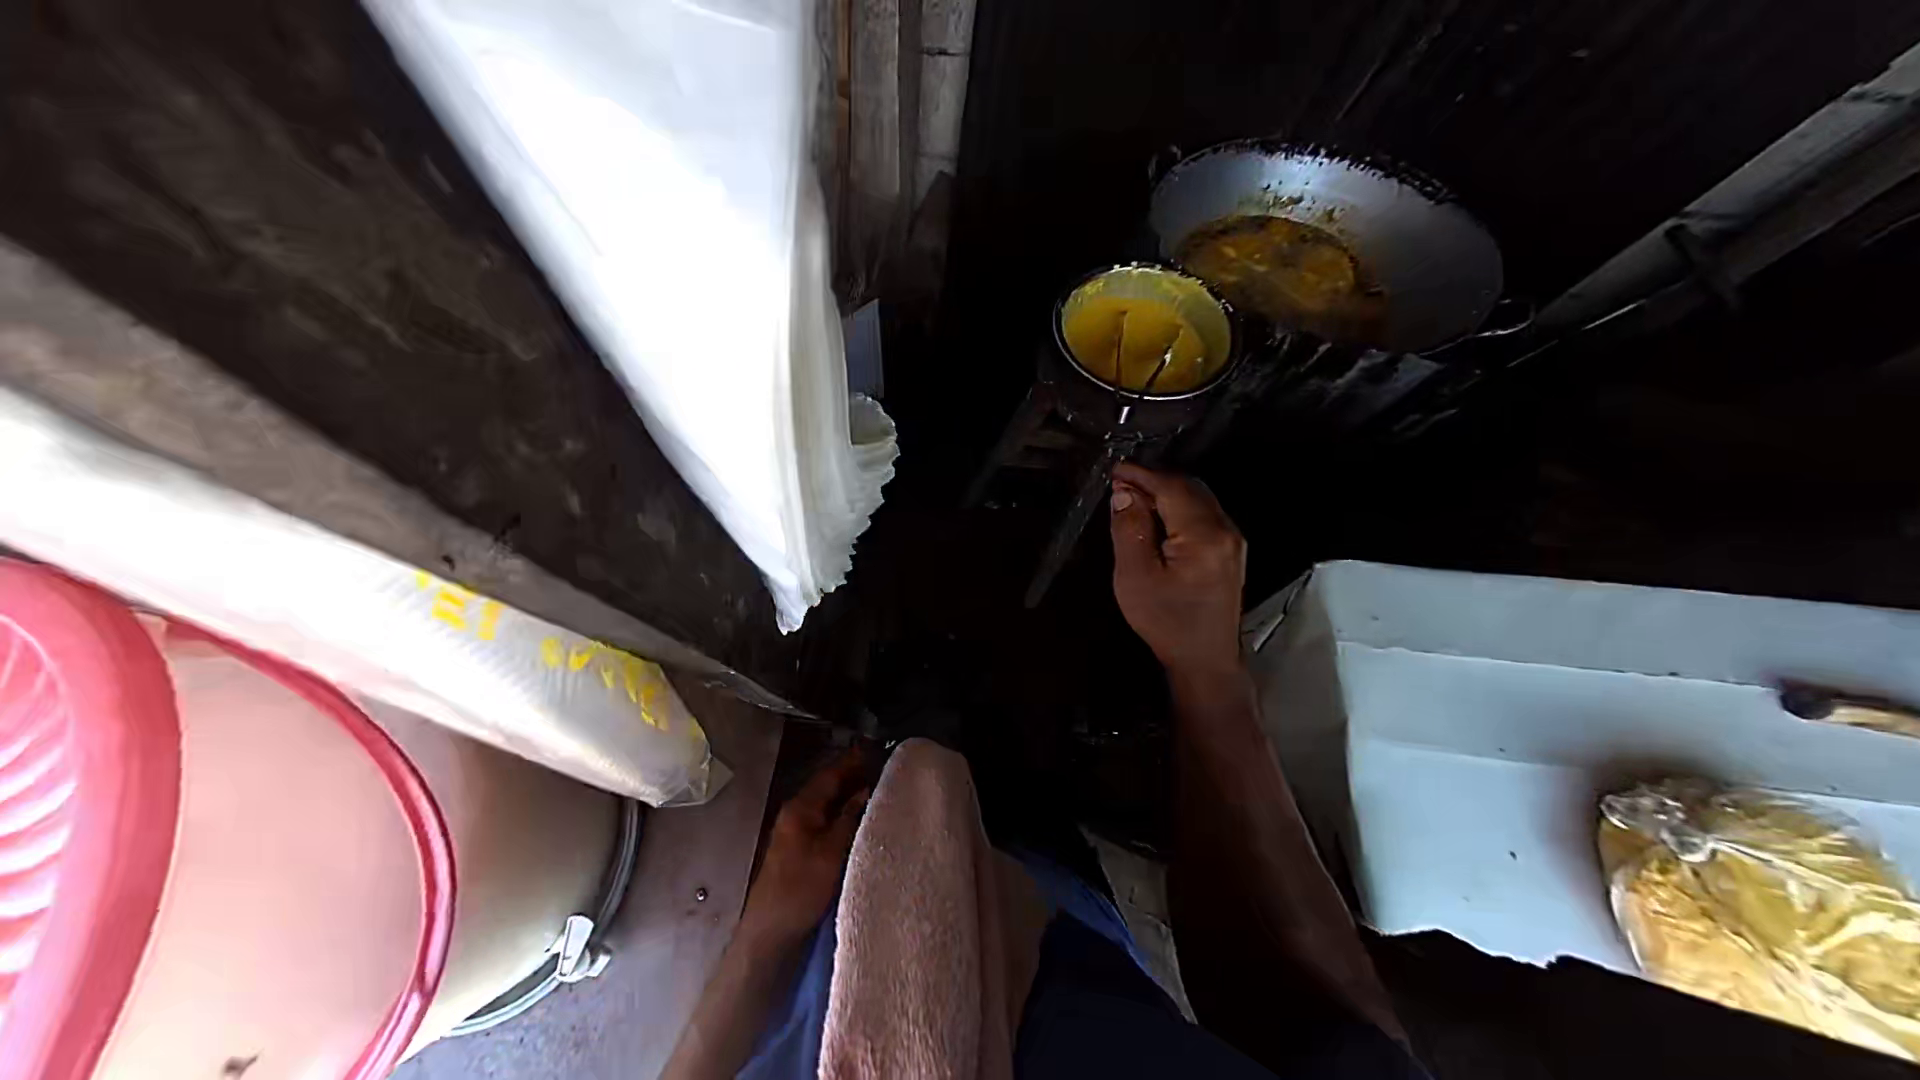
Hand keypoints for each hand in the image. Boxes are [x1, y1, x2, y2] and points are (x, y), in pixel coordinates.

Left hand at [738, 748, 869, 946]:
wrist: (771, 931)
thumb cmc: (801, 888)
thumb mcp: (831, 851)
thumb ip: (850, 817)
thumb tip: (867, 789)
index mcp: (801, 807)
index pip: (830, 774)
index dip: (854, 760)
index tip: (878, 748)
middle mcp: (797, 812)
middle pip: (829, 786)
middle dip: (855, 775)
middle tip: (886, 767)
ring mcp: (798, 830)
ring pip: (829, 803)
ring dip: (851, 794)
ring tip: (881, 788)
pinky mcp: (802, 847)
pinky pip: (827, 819)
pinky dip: (845, 813)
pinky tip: (862, 816)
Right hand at [1109, 463, 1247, 678]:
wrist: (1205, 658)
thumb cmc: (1166, 620)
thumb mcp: (1135, 577)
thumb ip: (1130, 530)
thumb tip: (1125, 492)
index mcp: (1204, 535)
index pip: (1171, 487)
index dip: (1142, 475)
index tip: (1115, 470)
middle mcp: (1225, 529)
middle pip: (1189, 487)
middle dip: (1154, 480)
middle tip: (1121, 483)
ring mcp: (1233, 539)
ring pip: (1198, 498)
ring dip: (1166, 491)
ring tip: (1134, 497)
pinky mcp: (1230, 550)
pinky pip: (1203, 513)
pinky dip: (1178, 506)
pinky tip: (1157, 517)